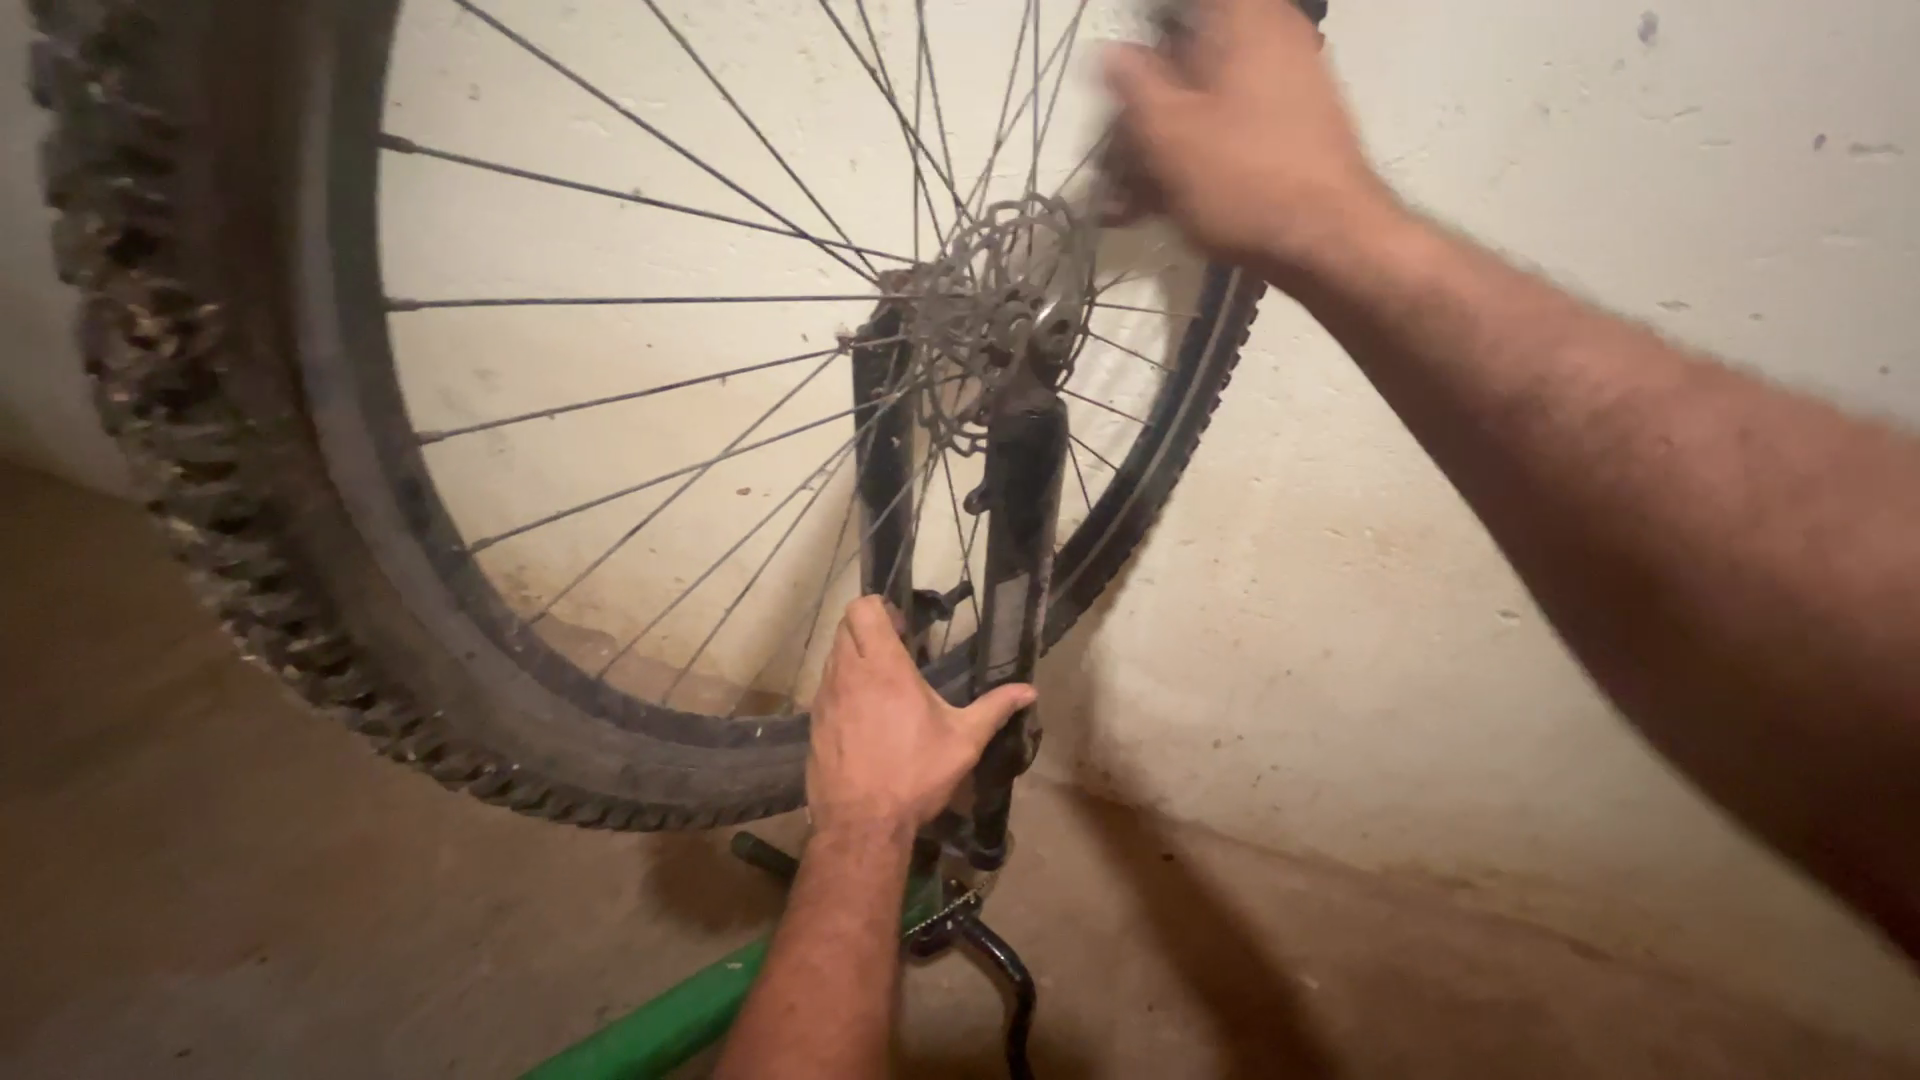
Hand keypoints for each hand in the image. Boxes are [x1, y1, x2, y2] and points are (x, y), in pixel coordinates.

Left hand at [807, 596, 1035, 835]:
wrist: (861, 825)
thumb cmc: (915, 775)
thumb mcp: (963, 741)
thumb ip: (995, 708)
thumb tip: (1029, 691)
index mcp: (884, 668)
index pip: (863, 608)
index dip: (880, 608)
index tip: (902, 627)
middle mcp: (848, 674)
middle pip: (845, 626)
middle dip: (868, 629)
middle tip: (895, 650)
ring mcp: (825, 698)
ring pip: (833, 656)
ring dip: (854, 657)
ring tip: (881, 683)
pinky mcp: (814, 722)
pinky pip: (825, 687)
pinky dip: (842, 686)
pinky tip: (865, 715)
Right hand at [1103, 0, 1394, 268]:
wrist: (1324, 241)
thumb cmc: (1243, 182)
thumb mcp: (1168, 134)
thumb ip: (1131, 85)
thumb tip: (1108, 53)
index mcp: (1245, 17)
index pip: (1180, 9)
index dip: (1146, 38)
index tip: (1120, 87)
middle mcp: (1272, 36)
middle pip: (1186, 57)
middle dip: (1140, 112)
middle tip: (1111, 163)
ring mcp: (1285, 85)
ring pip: (1201, 103)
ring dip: (1156, 149)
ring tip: (1125, 201)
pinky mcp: (1287, 132)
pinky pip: (1223, 134)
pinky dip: (1188, 162)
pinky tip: (1157, 206)